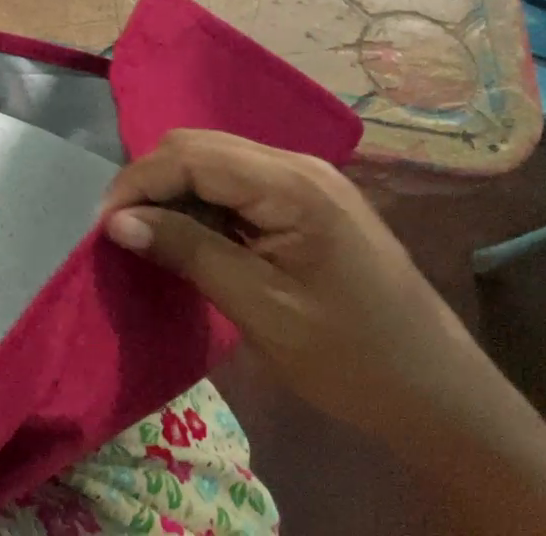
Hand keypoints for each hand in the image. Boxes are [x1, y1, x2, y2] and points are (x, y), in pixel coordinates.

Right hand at [99, 130, 545, 534]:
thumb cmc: (352, 358)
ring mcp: (307, 181)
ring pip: (213, 160)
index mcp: (293, 185)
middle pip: (198, 146)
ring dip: (173, 192)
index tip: (103, 228)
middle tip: (122, 232)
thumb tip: (116, 222)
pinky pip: (235, 183)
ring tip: (150, 238)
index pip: (190, 155)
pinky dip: (200, 203)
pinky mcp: (307, 201)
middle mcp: (299, 166)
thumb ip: (187, 252)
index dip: (137, 183)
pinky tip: (191, 239)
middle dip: (150, 182)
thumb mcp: (259, 308)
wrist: (441, 399)